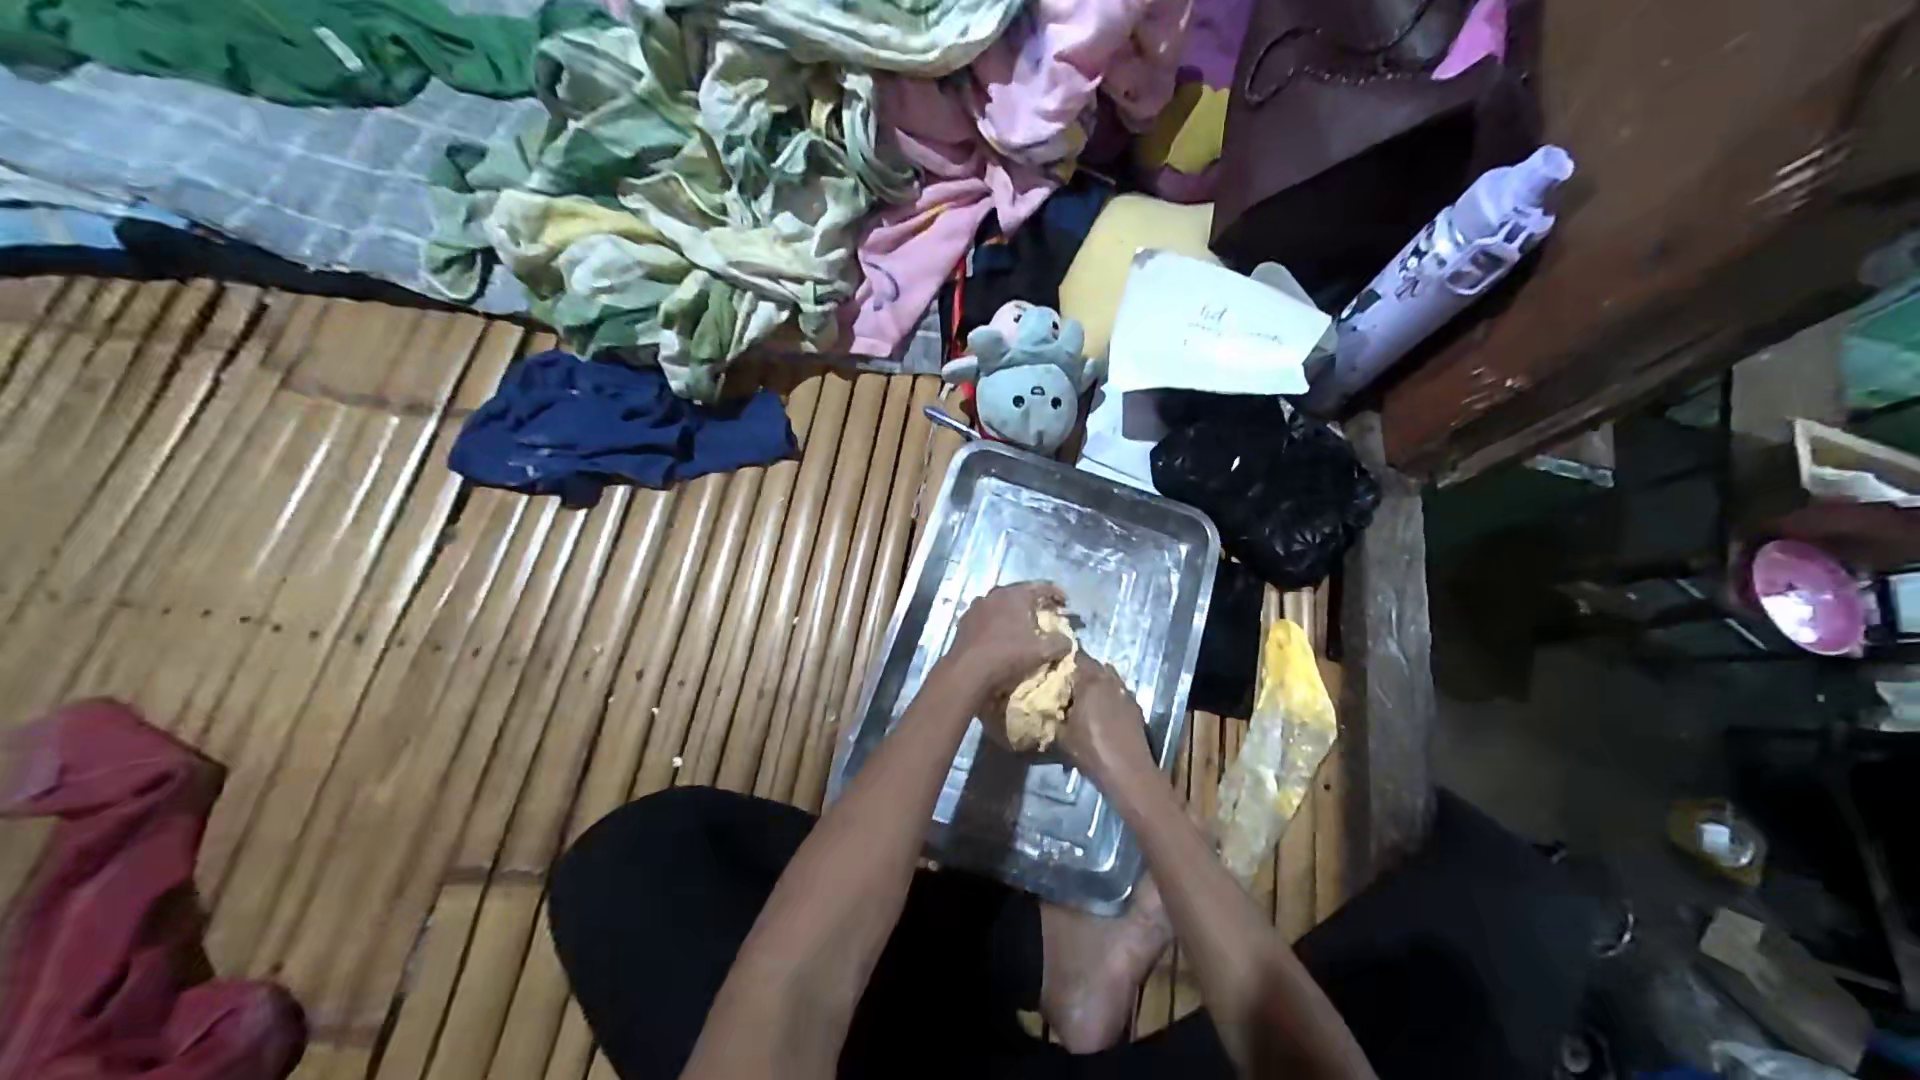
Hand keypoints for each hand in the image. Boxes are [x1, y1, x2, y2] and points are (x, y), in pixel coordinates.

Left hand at [946, 582, 1070, 695]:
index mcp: (1014, 595)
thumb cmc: (1007, 656)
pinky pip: (986, 618)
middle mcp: (994, 594)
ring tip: (1023, 626)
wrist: (967, 672)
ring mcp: (976, 607)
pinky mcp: (964, 622)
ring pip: (1001, 605)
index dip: (1056, 594)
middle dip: (1034, 603)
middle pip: (1020, 594)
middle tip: (1046, 614)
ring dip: (1014, 613)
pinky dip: (997, 623)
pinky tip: (1001, 636)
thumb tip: (1067, 640)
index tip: (1066, 604)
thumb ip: (1060, 642)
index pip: (1041, 587)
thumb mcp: (1042, 652)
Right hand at [1059, 659, 1154, 785]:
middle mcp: (1110, 680)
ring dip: (1096, 683)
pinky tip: (1101, 711)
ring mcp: (1126, 693)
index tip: (1052, 667)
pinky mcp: (1136, 707)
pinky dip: (1108, 696)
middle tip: (1065, 683)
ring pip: (1108, 678)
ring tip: (1083, 697)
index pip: (1076, 657)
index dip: (1063, 660)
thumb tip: (1043, 706)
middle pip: (1094, 665)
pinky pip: (1118, 692)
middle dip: (1080, 671)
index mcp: (1090, 681)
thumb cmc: (1091, 750)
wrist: (1128, 772)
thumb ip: (1053, 715)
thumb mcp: (1062, 735)